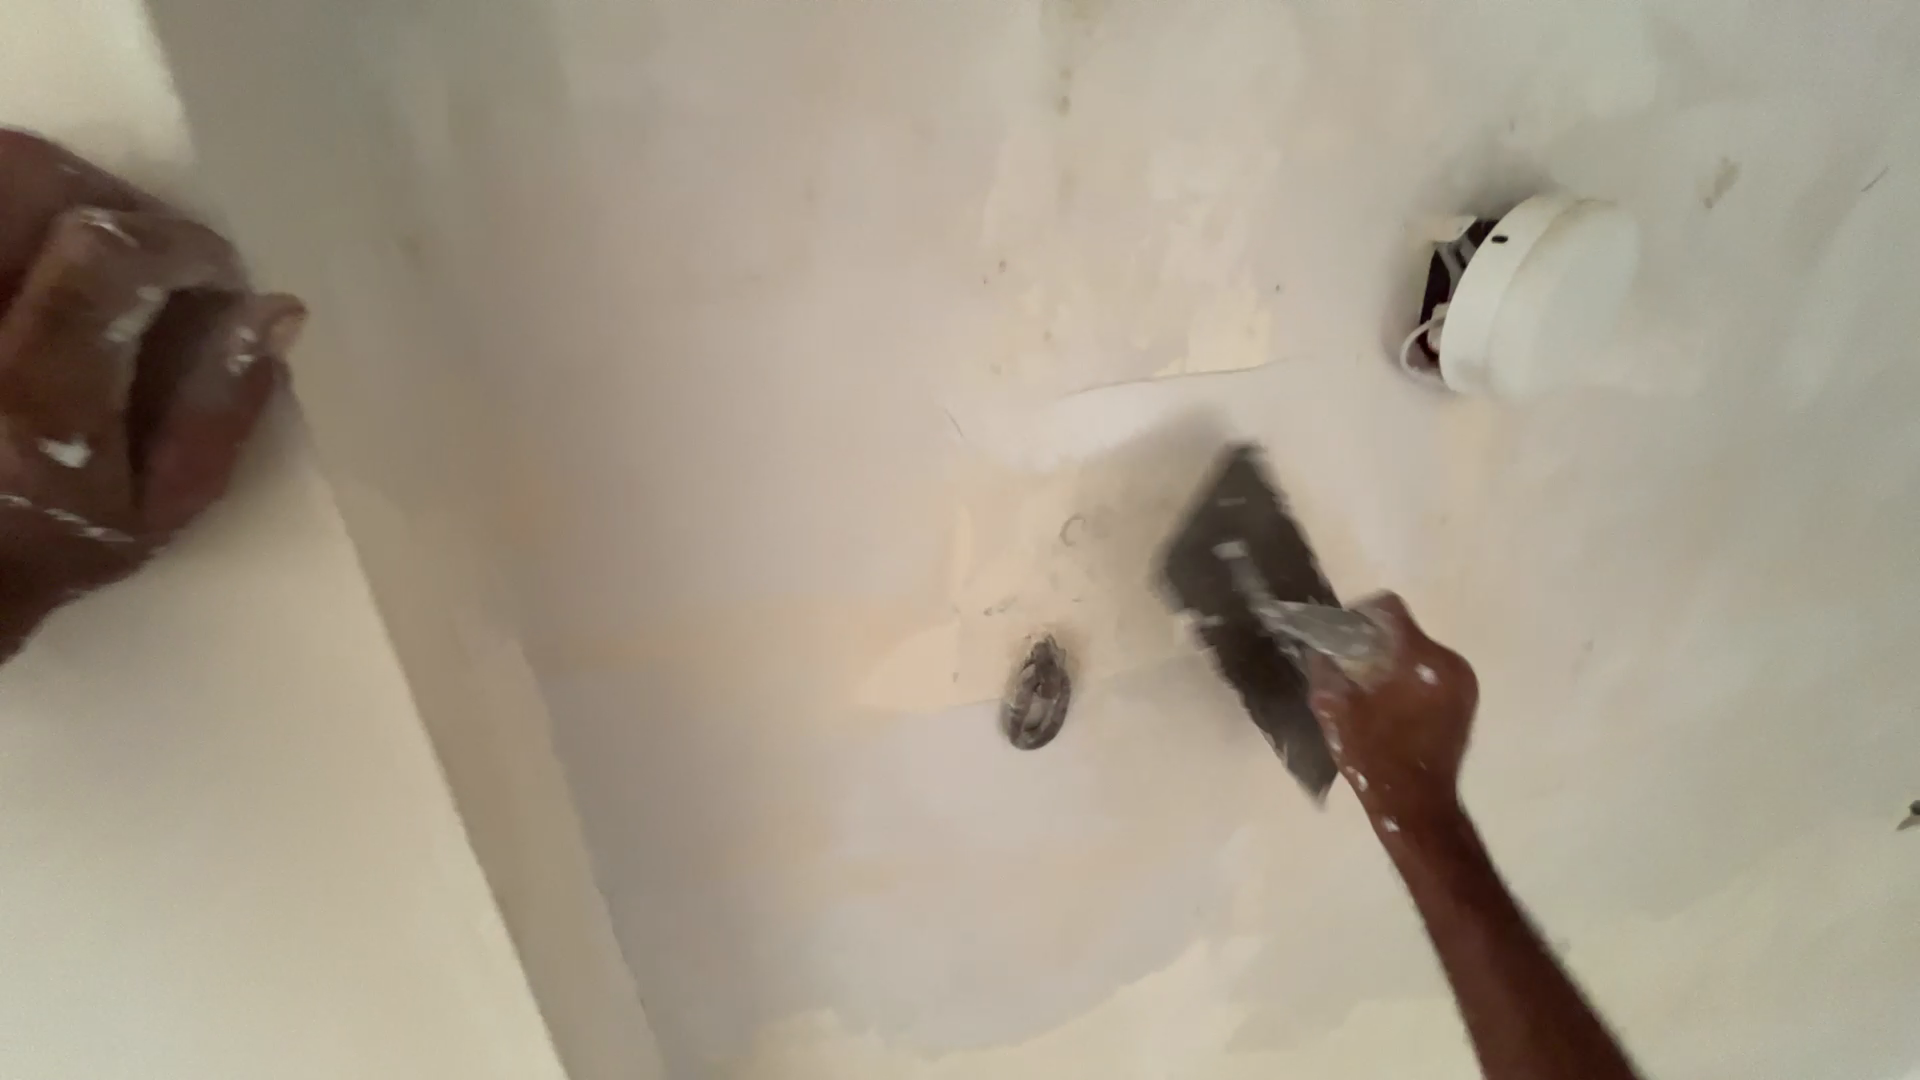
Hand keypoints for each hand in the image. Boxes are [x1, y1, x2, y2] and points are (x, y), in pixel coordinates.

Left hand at [0, 130, 302, 660]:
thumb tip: (274, 314)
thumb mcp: (164, 505)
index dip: (181, 243)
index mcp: (32, 395)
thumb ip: (219, 413)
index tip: (221, 268)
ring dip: (47, 192)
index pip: (109, 259)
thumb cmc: (51, 544)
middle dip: (107, 195)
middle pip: (19, 178)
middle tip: (152, 241)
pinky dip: (13, 217)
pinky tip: (36, 255)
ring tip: (91, 244)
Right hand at [1305, 593, 1478, 819]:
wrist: (1415, 803)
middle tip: (1346, 661)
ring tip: (1365, 684)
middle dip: (1372, 639)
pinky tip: (1386, 700)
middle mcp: (1449, 662)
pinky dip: (1406, 675)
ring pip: (1416, 649)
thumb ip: (1324, 666)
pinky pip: (1429, 670)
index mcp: (1419, 658)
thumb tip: (1318, 643)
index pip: (1389, 608)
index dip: (1358, 612)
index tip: (1339, 632)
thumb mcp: (1332, 705)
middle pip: (1403, 629)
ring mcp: (1463, 682)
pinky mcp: (1466, 699)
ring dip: (1389, 658)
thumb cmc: (1372, 753)